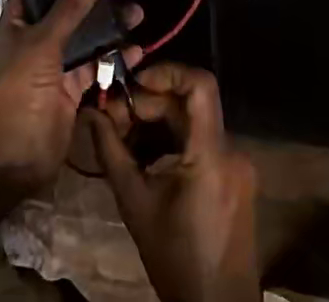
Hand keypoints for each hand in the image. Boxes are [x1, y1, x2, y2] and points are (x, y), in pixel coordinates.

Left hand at [0, 0, 143, 192]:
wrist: (15, 157)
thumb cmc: (19, 93)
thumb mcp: (43, 45)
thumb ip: (70, 9)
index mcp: (20, 22)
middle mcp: (38, 38)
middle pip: (70, 9)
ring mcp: (57, 63)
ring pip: (87, 36)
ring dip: (110, 25)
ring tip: (137, 12)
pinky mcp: (74, 87)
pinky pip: (98, 64)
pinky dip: (116, 57)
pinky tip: (136, 50)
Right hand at [86, 63, 258, 301]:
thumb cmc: (174, 257)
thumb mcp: (134, 202)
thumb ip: (110, 150)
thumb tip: (90, 112)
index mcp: (211, 154)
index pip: (201, 85)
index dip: (167, 71)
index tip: (133, 82)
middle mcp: (232, 151)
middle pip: (189, 104)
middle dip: (149, 103)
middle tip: (114, 116)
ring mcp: (238, 165)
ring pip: (194, 123)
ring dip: (159, 122)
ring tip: (125, 136)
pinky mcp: (236, 179)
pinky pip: (203, 142)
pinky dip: (173, 140)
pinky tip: (147, 156)